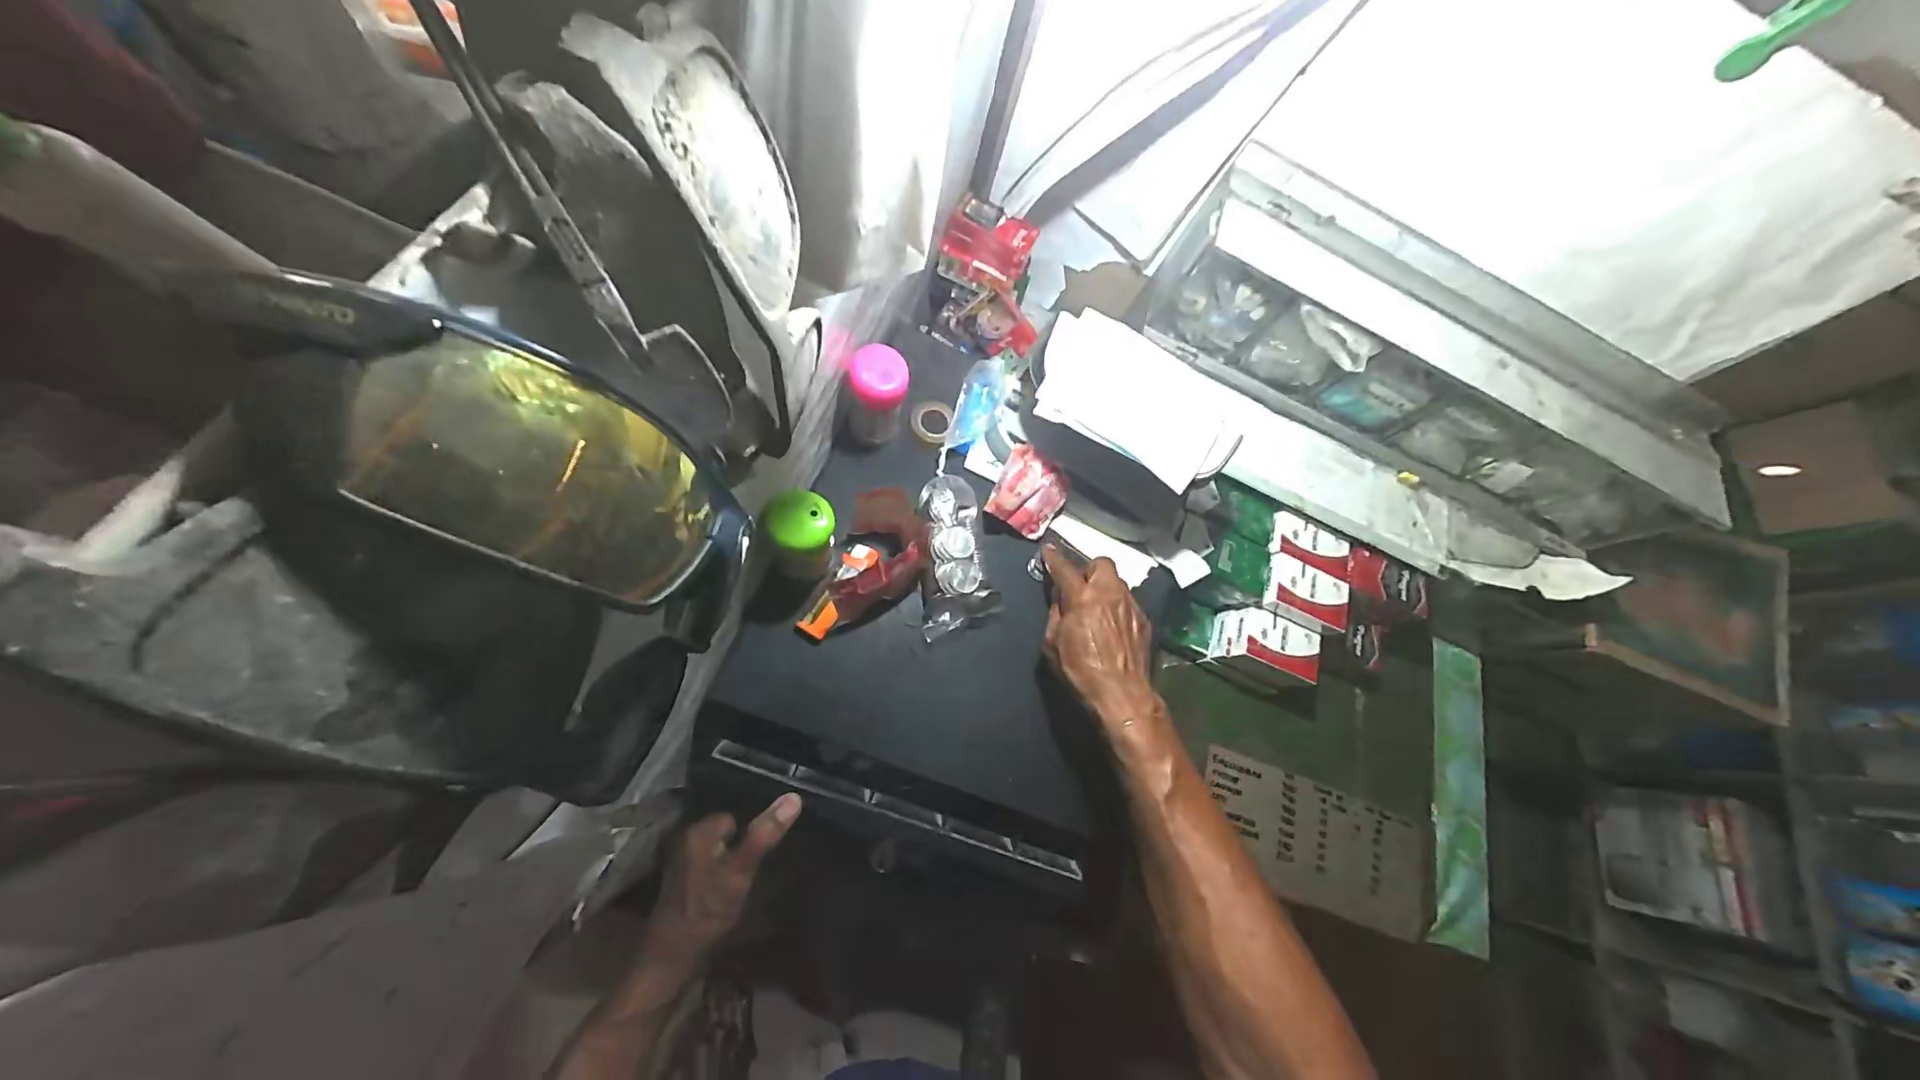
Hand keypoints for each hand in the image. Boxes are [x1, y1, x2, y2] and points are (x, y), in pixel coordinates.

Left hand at [639, 793, 801, 973]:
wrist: (674, 956)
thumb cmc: (707, 908)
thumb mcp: (741, 870)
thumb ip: (764, 834)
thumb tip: (794, 797)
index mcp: (699, 831)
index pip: (737, 814)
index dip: (753, 829)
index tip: (766, 846)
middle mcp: (688, 840)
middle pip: (730, 830)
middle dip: (745, 842)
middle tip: (759, 863)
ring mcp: (686, 862)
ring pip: (723, 848)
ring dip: (737, 857)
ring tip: (751, 875)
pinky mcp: (688, 882)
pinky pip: (716, 864)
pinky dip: (726, 872)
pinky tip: (733, 888)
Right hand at [1042, 546, 1160, 735]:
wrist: (1122, 693)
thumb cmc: (1081, 670)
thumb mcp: (1053, 643)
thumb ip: (1056, 614)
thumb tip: (1060, 599)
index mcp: (1083, 597)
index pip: (1065, 569)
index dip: (1054, 558)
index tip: (1048, 551)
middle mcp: (1110, 593)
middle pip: (1101, 564)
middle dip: (1089, 570)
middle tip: (1079, 586)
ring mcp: (1130, 605)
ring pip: (1118, 582)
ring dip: (1105, 588)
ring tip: (1096, 607)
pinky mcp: (1143, 620)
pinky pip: (1127, 602)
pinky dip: (1117, 606)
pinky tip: (1111, 625)